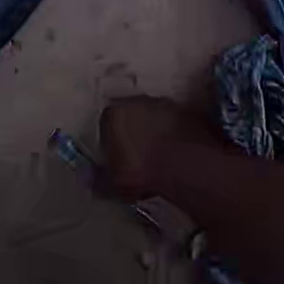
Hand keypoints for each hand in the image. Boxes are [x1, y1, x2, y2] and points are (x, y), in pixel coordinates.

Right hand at [99, 96, 221, 199]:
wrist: (182, 169)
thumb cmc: (142, 172)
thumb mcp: (114, 182)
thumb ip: (102, 176)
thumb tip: (95, 178)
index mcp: (115, 112)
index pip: (107, 120)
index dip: (112, 138)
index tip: (117, 154)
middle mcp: (139, 101)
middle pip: (133, 113)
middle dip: (135, 129)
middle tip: (139, 154)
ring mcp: (165, 105)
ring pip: (156, 116)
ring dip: (157, 130)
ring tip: (161, 155)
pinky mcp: (188, 114)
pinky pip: (178, 124)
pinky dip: (177, 135)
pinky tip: (178, 154)